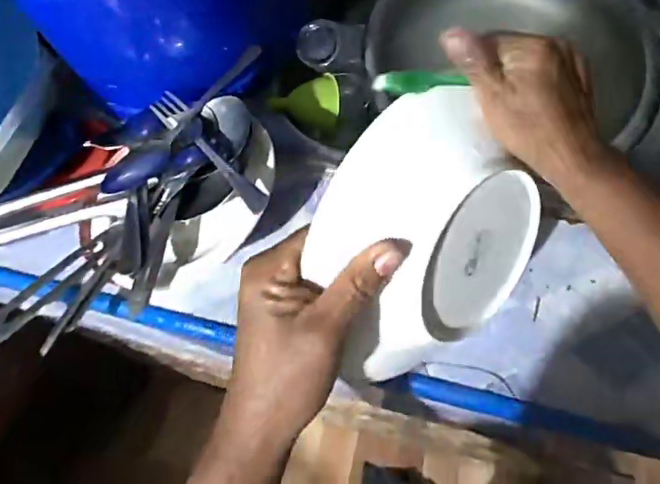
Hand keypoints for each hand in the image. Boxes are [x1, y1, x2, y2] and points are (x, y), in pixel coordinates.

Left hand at [193, 229, 407, 482]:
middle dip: (357, 249)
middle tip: (398, 240)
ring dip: (354, 270)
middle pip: (322, 248)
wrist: (261, 437)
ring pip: (324, 268)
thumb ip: (358, 283)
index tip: (391, 223)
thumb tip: (395, 245)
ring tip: (392, 259)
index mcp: (266, 268)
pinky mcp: (288, 311)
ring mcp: (277, 293)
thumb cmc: (287, 379)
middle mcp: (268, 272)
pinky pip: (322, 286)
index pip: (318, 232)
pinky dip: (346, 287)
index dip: (355, 228)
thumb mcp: (326, 328)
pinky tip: (372, 287)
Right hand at [439, 28, 614, 184]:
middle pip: (513, 48)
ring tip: (516, 103)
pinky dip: (539, 80)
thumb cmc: (529, 130)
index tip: (479, 89)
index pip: (491, 40)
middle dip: (500, 68)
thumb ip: (473, 61)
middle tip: (496, 99)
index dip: (479, 64)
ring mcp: (573, 59)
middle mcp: (556, 43)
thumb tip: (450, 33)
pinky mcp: (582, 76)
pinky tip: (537, 102)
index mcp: (534, 44)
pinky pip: (550, 69)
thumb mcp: (493, 97)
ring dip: (520, 73)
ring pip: (531, 58)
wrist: (574, 159)